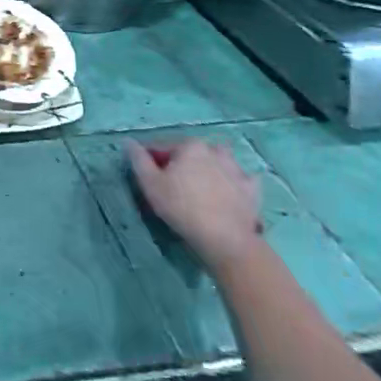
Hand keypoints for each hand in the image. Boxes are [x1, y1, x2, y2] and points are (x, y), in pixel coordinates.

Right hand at [125, 138, 263, 268]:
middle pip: (191, 152)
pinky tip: (229, 191)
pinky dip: (235, 182)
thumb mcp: (149, 183)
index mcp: (190, 146)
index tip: (146, 175)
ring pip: (219, 161)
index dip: (150, 159)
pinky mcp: (253, 189)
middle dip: (181, 161)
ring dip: (210, 167)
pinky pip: (242, 179)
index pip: (162, 146)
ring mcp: (238, 170)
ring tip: (200, 185)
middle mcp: (215, 151)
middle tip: (172, 182)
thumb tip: (128, 141)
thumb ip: (138, 159)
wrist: (225, 238)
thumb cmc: (181, 207)